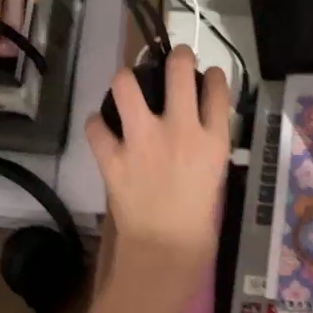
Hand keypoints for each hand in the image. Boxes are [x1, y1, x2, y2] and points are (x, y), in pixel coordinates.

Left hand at [86, 46, 232, 275]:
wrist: (165, 255)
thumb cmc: (199, 230)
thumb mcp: (216, 183)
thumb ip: (207, 151)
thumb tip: (193, 133)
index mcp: (213, 141)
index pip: (218, 87)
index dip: (212, 76)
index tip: (206, 77)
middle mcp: (180, 129)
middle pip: (178, 68)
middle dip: (175, 57)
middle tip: (169, 64)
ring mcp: (142, 141)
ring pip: (126, 83)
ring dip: (126, 82)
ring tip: (127, 92)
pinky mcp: (112, 158)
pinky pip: (95, 126)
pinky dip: (97, 127)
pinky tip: (102, 134)